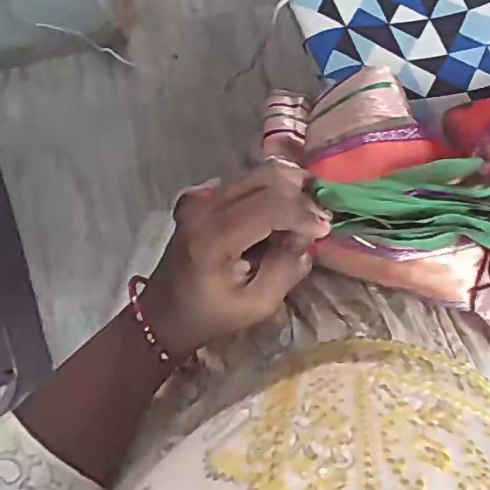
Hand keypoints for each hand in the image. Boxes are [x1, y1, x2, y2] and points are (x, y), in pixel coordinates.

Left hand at [140, 162, 331, 354]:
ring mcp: (199, 197)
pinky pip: (245, 182)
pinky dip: (270, 191)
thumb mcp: (257, 305)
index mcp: (213, 237)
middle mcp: (203, 206)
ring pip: (257, 175)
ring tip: (303, 216)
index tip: (325, 228)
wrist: (164, 312)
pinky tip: (281, 214)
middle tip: (318, 219)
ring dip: (287, 191)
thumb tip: (307, 236)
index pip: (269, 205)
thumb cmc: (211, 315)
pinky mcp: (201, 195)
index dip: (302, 213)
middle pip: (266, 179)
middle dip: (300, 196)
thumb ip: (287, 268)